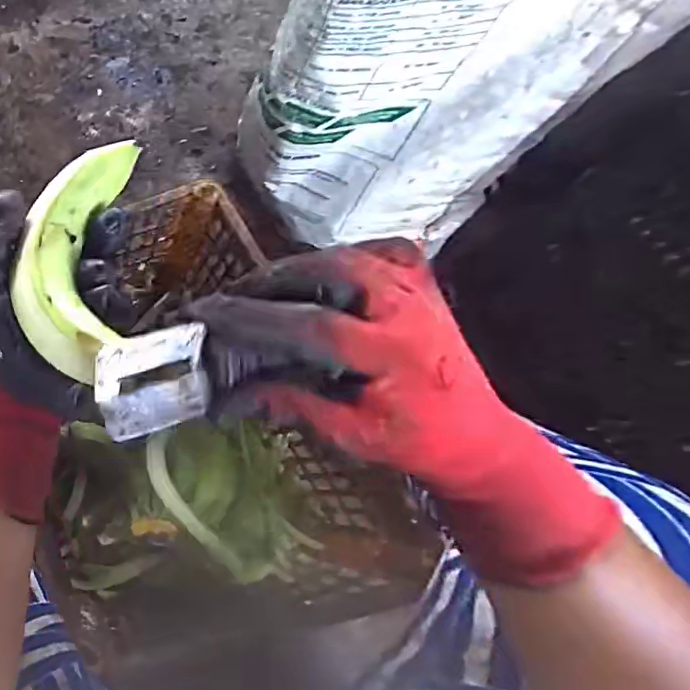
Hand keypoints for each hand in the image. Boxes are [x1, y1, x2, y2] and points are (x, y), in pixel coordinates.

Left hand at [0, 191, 107, 523]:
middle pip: (102, 253)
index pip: (74, 234)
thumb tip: (9, 196)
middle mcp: (75, 285)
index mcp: (47, 267)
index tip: (94, 204)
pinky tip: (100, 304)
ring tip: (92, 280)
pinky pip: (120, 318)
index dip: (85, 216)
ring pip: (113, 283)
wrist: (5, 393)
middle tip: (107, 227)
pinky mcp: (105, 341)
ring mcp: (93, 314)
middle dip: (106, 238)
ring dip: (103, 276)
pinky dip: (113, 307)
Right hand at [189, 239, 619, 585]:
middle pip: (324, 272)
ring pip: (343, 254)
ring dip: (293, 267)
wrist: (479, 434)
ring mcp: (417, 285)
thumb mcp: (352, 434)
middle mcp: (407, 307)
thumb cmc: (415, 441)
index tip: (210, 314)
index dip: (253, 317)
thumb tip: (233, 390)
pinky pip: (371, 248)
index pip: (309, 324)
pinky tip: (315, 272)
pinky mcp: (421, 277)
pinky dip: (335, 254)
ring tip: (257, 287)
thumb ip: (295, 403)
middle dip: (267, 282)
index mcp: (392, 353)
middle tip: (229, 297)